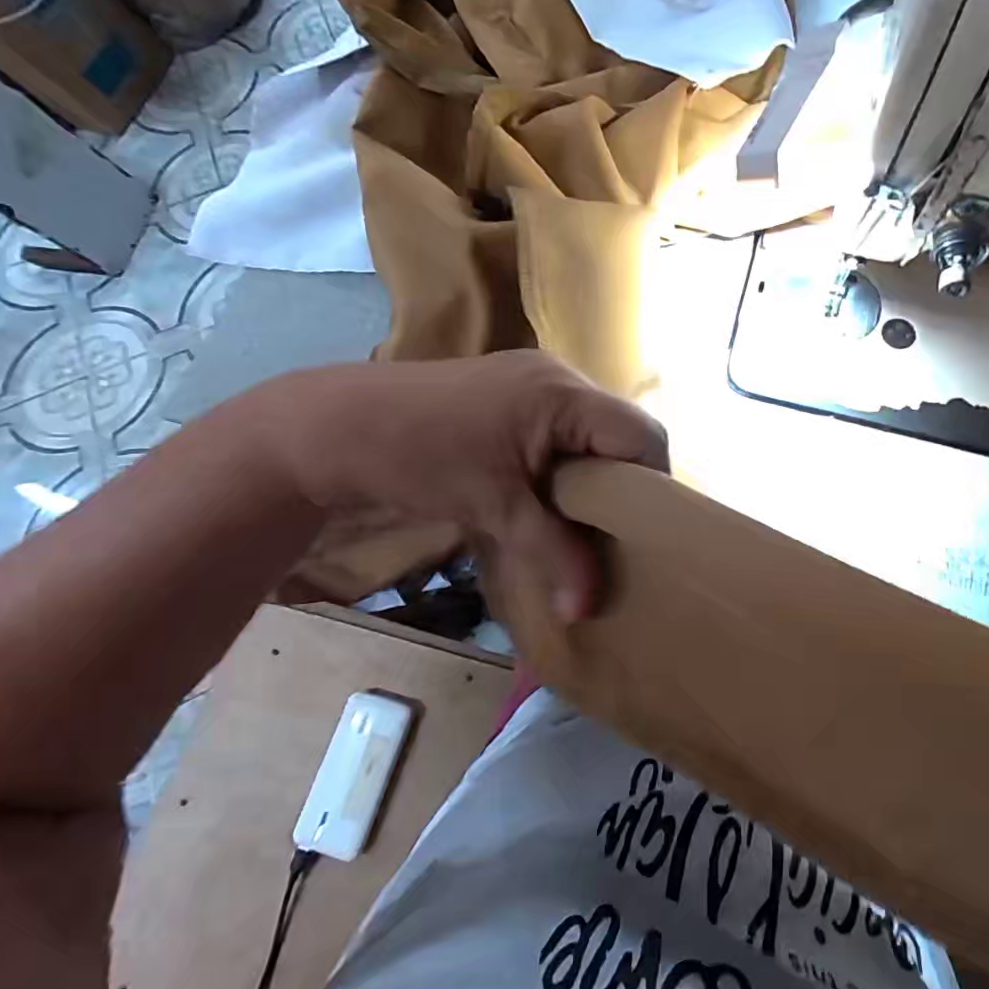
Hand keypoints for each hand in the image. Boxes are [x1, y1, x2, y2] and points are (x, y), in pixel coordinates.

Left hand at [251, 351, 667, 621]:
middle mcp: (556, 378)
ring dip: (589, 481)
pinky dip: (561, 471)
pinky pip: (558, 434)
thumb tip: (588, 610)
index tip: (643, 537)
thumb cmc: (419, 455)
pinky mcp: (506, 399)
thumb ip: (552, 553)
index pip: (642, 437)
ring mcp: (529, 384)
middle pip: (618, 435)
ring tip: (580, 529)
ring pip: (588, 437)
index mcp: (563, 394)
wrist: (335, 427)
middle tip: (613, 540)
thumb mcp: (493, 507)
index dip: (652, 487)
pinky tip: (546, 504)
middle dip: (621, 488)